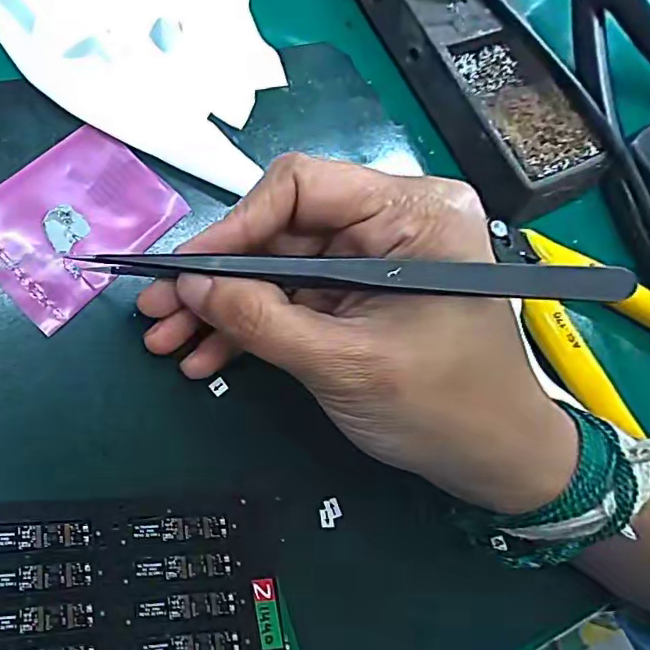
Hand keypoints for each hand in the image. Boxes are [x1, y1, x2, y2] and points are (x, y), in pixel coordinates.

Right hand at [137, 154, 576, 514]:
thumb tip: (188, 286)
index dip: (235, 225)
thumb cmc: (443, 406)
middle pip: (271, 233)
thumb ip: (260, 320)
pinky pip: (274, 302)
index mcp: (408, 216)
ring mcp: (355, 265)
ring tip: (166, 340)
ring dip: (212, 308)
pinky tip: (203, 357)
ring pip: (262, 271)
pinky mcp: (338, 299)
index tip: (186, 270)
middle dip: (211, 278)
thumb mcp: (343, 362)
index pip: (300, 188)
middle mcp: (380, 227)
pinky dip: (237, 328)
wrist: (492, 461)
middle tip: (157, 311)